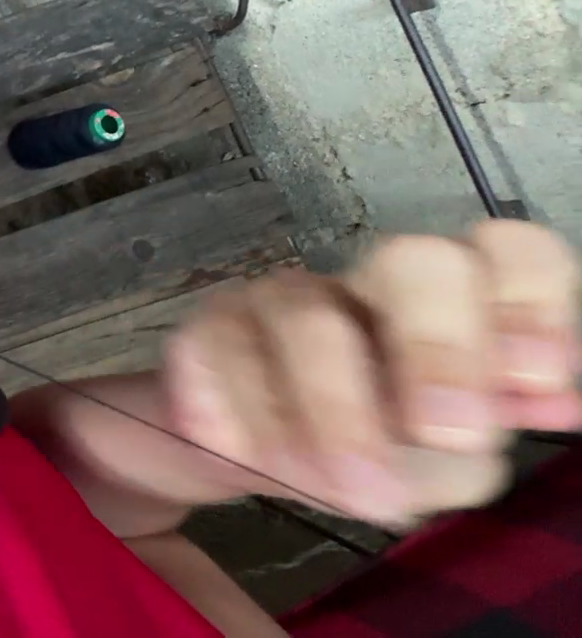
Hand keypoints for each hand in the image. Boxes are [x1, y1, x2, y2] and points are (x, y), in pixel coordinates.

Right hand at [165, 220, 579, 525]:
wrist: (262, 462)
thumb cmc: (381, 449)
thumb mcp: (456, 453)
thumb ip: (493, 420)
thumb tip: (540, 399)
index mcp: (449, 307)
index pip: (508, 251)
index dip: (530, 298)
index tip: (531, 384)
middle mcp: (362, 285)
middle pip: (410, 258)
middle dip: (438, 347)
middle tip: (443, 433)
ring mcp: (273, 298)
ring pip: (308, 322)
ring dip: (338, 413)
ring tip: (358, 492)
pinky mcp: (203, 327)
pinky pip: (227, 360)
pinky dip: (254, 419)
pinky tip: (264, 458)